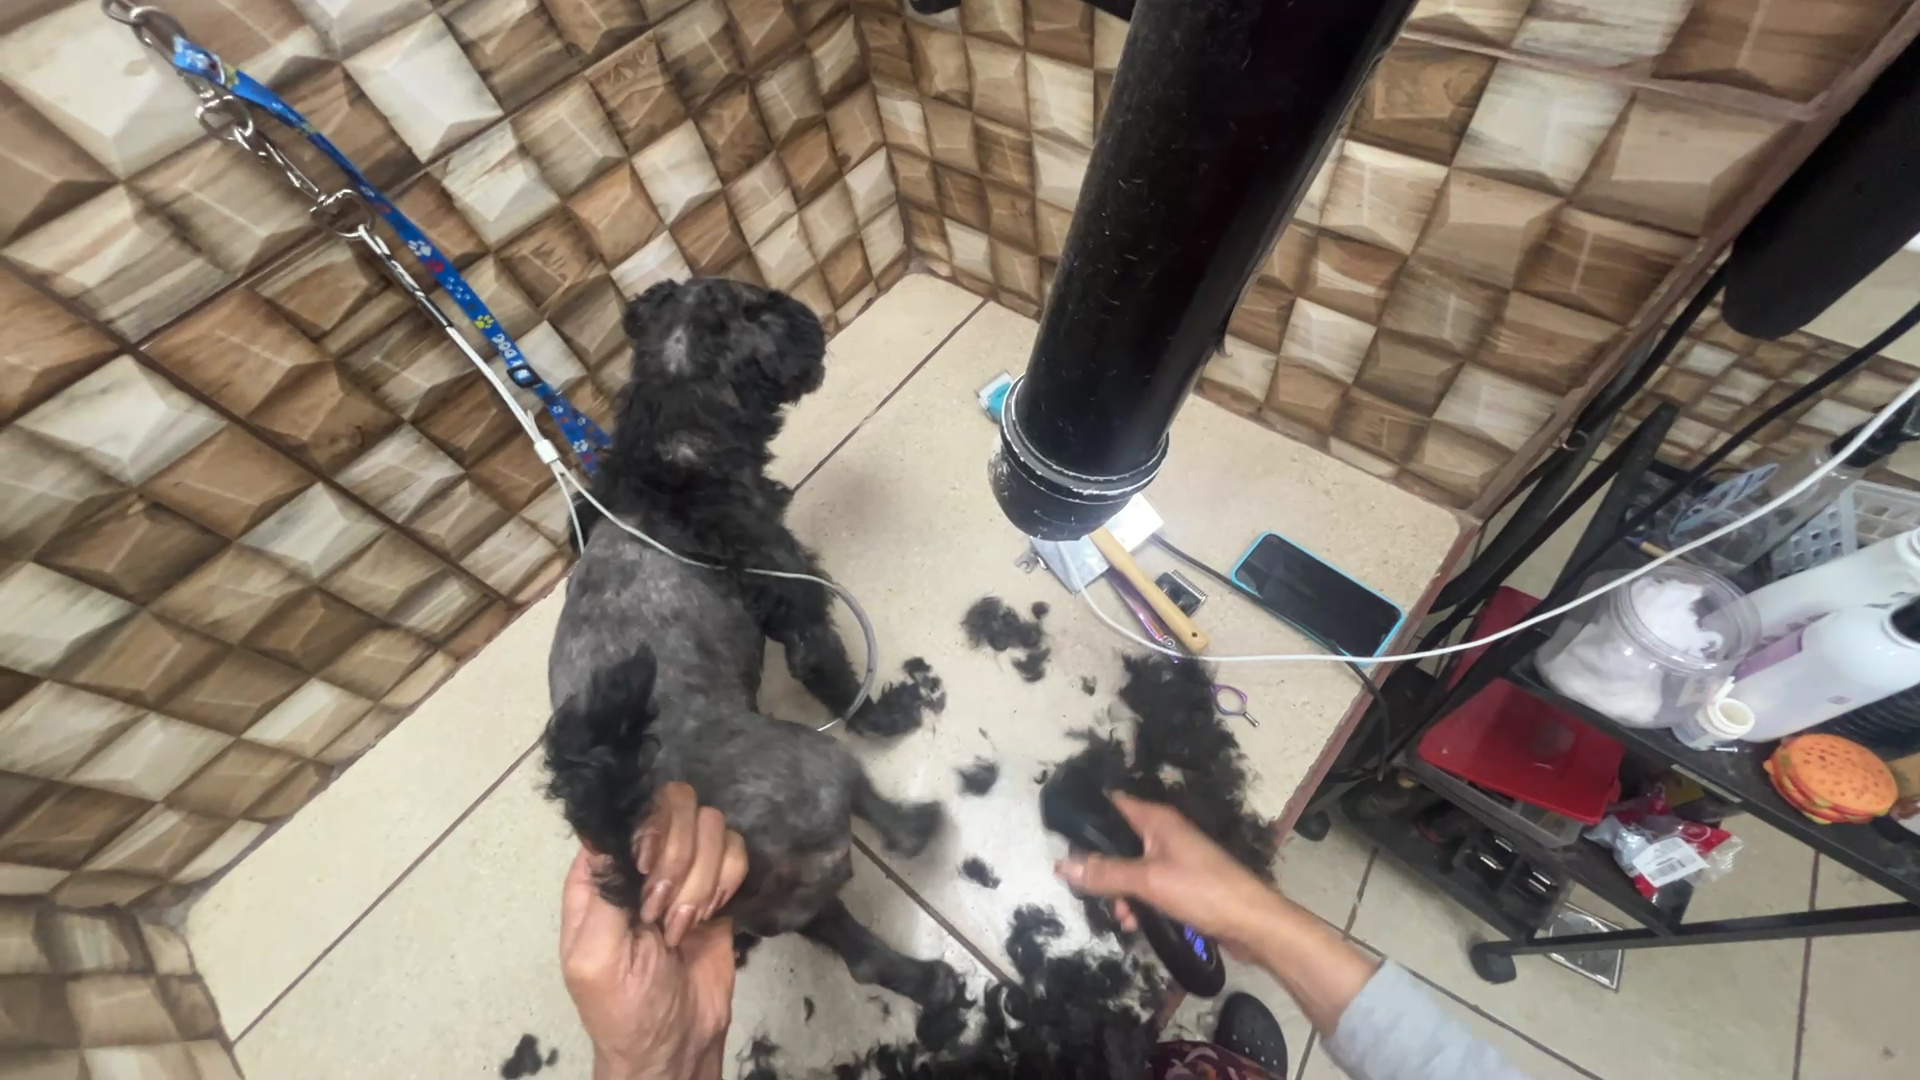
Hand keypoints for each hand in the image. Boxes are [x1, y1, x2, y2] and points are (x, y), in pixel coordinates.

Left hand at [561, 783, 748, 1079]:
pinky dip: (728, 882)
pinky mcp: (722, 877)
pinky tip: (711, 916)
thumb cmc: (623, 1005)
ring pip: (713, 825)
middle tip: (662, 908)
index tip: (648, 868)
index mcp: (606, 868)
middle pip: (678, 805)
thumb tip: (605, 829)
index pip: (633, 809)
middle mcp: (647, 854)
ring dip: (703, 881)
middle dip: (680, 859)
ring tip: (683, 925)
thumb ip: (600, 891)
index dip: (648, 831)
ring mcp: (689, 862)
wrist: (678, 1039)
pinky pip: (737, 848)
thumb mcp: (594, 956)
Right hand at [1054, 792, 1280, 953]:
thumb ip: (1105, 873)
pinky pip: (1148, 886)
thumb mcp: (1148, 882)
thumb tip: (1061, 864)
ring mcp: (1174, 857)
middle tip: (1091, 890)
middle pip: (1118, 841)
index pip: (1113, 802)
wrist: (1253, 924)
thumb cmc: (1202, 891)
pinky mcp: (1182, 882)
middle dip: (1103, 867)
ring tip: (1122, 917)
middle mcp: (1163, 831)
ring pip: (1132, 868)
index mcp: (1156, 818)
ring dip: (1121, 892)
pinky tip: (1136, 924)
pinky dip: (1139, 902)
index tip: (1063, 836)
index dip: (1088, 815)